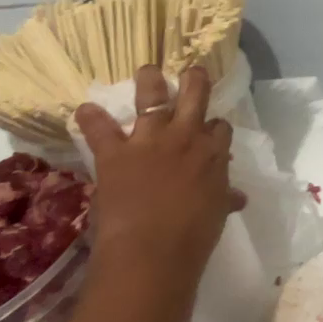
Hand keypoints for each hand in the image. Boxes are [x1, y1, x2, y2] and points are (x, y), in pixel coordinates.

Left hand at [74, 64, 242, 284]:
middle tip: (194, 72)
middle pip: (195, 95)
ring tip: (147, 70)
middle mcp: (186, 137)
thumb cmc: (194, 236)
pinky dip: (91, 119)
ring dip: (150, 81)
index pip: (221, 127)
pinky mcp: (116, 153)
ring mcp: (149, 142)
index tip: (213, 131)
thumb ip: (224, 198)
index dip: (216, 127)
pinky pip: (100, 129)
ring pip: (152, 97)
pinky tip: (84, 110)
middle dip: (195, 80)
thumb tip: (238, 198)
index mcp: (213, 154)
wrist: (152, 251)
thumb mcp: (216, 213)